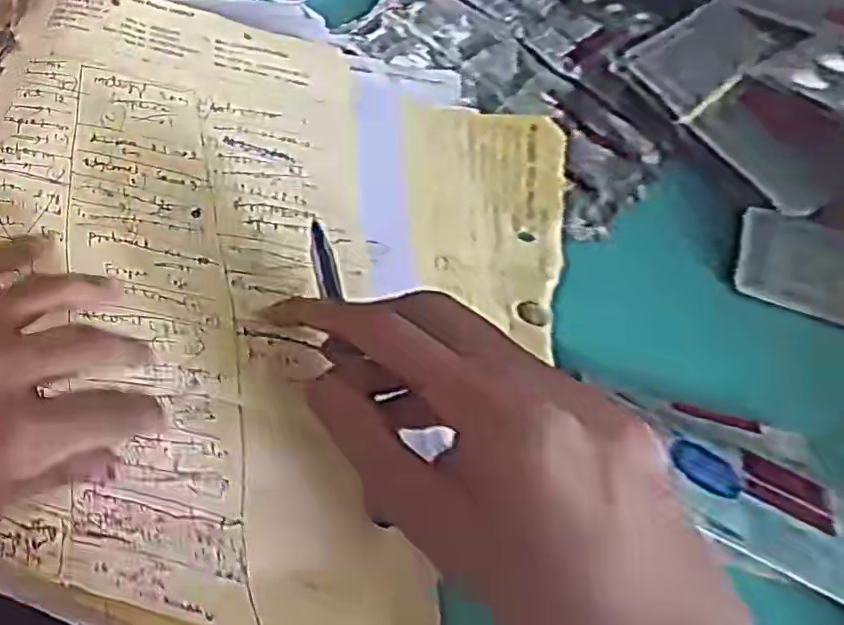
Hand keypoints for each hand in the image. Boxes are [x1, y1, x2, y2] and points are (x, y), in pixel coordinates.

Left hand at [0, 236, 165, 516]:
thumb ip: (53, 475)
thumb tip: (110, 459)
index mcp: (19, 430)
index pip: (103, 414)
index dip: (141, 413)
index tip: (158, 411)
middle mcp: (6, 367)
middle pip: (85, 347)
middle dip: (125, 350)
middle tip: (145, 353)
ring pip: (48, 293)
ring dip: (88, 289)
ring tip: (116, 291)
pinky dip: (23, 250)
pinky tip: (47, 245)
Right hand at [266, 292, 747, 624]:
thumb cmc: (532, 586)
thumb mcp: (421, 512)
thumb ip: (357, 433)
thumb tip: (318, 379)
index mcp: (505, 410)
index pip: (391, 331)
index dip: (326, 314)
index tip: (285, 313)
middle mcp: (554, 389)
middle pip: (435, 314)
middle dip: (373, 325)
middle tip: (339, 361)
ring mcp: (593, 400)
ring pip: (475, 342)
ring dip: (417, 359)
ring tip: (389, 409)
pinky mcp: (614, 420)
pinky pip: (516, 375)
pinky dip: (463, 382)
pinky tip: (448, 428)